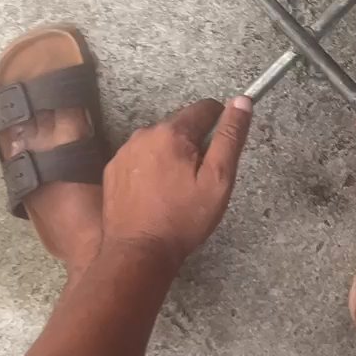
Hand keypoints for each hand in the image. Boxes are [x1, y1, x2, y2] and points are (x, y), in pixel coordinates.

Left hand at [101, 97, 250, 267]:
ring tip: (177, 190)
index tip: (218, 154)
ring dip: (172, 156)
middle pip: (182, 126)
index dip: (219, 126)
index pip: (206, 108)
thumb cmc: (183, 218)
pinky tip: (156, 195)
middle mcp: (145, 134)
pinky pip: (141, 157)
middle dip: (195, 145)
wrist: (138, 254)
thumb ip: (230, 136)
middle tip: (199, 180)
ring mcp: (125, 152)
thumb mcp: (218, 179)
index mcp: (172, 132)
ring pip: (161, 142)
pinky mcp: (113, 170)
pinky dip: (152, 168)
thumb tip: (242, 101)